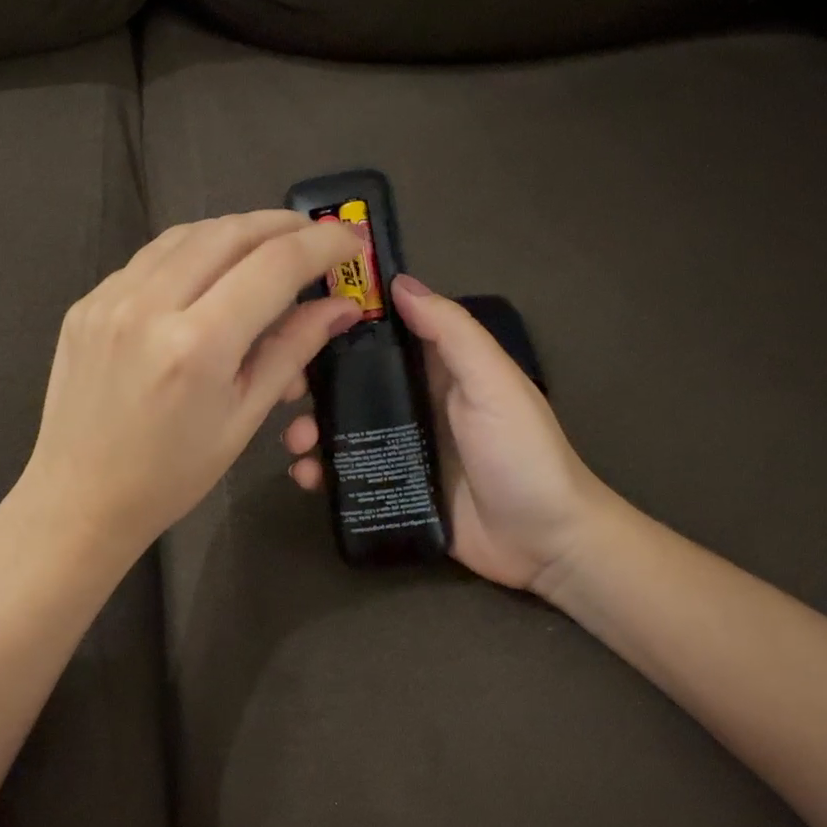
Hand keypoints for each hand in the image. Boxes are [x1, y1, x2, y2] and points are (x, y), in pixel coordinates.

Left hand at [23, 210, 363, 559]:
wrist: (79, 498)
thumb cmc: (171, 475)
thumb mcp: (243, 419)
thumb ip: (291, 351)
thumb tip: (340, 307)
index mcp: (198, 345)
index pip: (275, 265)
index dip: (323, 244)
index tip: (352, 241)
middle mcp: (150, 305)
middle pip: (230, 232)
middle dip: (282, 225)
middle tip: (316, 237)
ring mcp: (110, 298)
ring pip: (187, 234)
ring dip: (236, 231)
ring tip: (269, 247)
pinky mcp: (87, 302)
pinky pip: (150, 258)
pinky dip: (191, 252)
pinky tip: (210, 272)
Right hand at [282, 274, 625, 589]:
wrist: (544, 543)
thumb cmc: (522, 452)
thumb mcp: (492, 383)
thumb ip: (451, 332)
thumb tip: (399, 283)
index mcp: (439, 370)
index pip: (381, 336)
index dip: (340, 327)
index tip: (295, 323)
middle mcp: (414, 404)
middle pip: (351, 385)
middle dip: (312, 386)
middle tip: (283, 393)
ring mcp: (402, 450)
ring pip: (343, 431)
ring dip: (312, 431)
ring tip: (295, 444)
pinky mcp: (394, 491)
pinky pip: (349, 476)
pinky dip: (322, 473)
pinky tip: (306, 477)